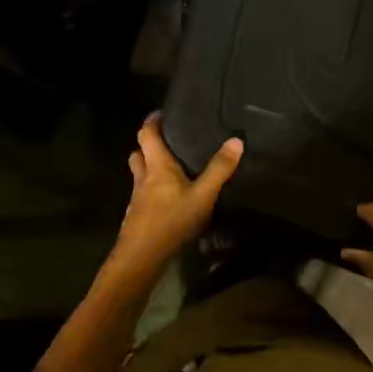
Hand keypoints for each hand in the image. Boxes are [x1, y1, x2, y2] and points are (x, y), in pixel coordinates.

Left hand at [107, 115, 242, 281]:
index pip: (147, 134)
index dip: (152, 121)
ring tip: (168, 169)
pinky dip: (151, 191)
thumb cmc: (171, 221)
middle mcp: (143, 177)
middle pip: (138, 153)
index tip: (161, 113)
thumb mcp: (203, 196)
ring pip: (139, 175)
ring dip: (148, 168)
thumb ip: (219, 170)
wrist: (141, 257)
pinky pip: (142, 195)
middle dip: (148, 145)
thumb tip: (236, 140)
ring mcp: (137, 198)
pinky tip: (166, 200)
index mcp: (157, 166)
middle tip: (166, 141)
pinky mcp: (136, 216)